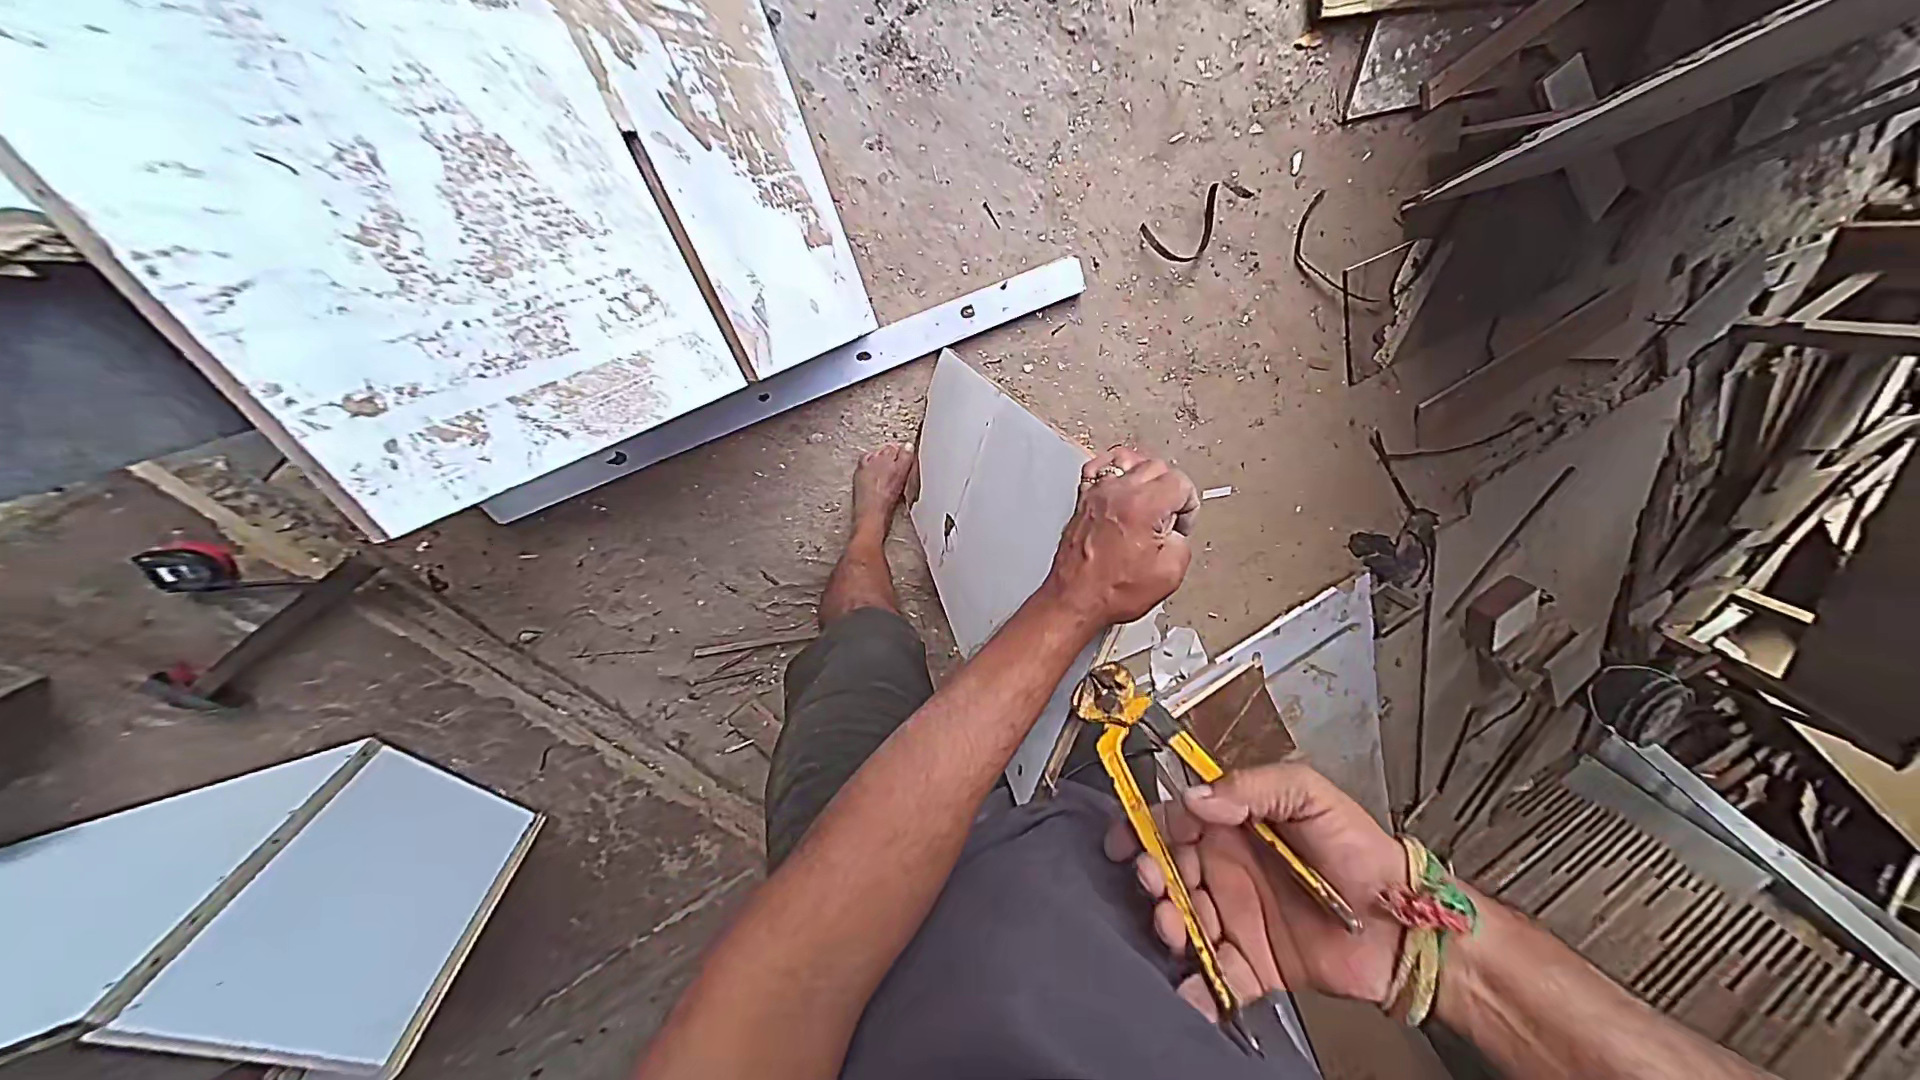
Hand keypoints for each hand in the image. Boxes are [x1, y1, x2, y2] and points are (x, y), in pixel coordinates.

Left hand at [1042, 448, 1198, 627]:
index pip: (1179, 483)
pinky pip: (1098, 467)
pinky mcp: (1082, 500)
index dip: (1188, 506)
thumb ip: (1181, 541)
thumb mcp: (1169, 573)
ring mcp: (1096, 493)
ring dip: (1145, 477)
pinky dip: (1112, 469)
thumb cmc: (1111, 591)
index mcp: (1142, 506)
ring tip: (1149, 500)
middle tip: (1168, 519)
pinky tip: (1120, 482)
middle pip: (1156, 467)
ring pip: (1129, 461)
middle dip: (1170, 491)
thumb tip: (1174, 530)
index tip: (1181, 525)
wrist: (1075, 599)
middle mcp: (1117, 493)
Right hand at [1106, 763, 1406, 1008]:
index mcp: (1230, 825)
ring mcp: (1235, 915)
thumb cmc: (1359, 849)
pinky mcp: (1253, 962)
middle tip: (1152, 883)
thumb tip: (1196, 797)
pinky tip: (1189, 989)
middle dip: (1150, 876)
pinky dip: (1197, 987)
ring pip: (1183, 919)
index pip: (1172, 820)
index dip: (1144, 828)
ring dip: (1167, 924)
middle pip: (1167, 870)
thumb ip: (1252, 786)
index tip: (1130, 840)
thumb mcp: (1308, 794)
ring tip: (1173, 929)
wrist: (1406, 925)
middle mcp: (1224, 868)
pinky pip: (1216, 976)